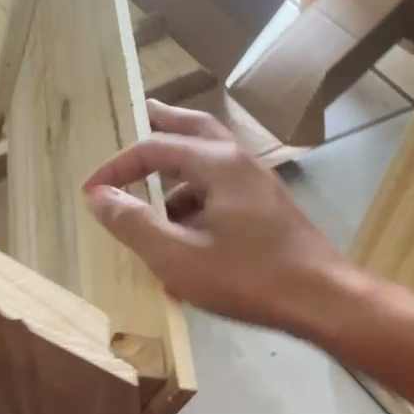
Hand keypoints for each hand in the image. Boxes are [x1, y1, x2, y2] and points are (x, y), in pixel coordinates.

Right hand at [83, 101, 374, 341]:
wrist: (322, 298)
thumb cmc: (247, 277)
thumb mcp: (177, 257)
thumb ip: (133, 224)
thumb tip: (99, 197)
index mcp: (216, 163)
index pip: (154, 147)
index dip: (117, 167)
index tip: (91, 192)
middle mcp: (239, 161)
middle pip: (193, 128)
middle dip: (163, 124)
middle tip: (140, 115)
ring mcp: (258, 183)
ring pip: (210, 159)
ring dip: (176, 169)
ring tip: (150, 194)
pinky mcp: (268, 208)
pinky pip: (222, 187)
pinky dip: (196, 194)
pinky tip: (184, 231)